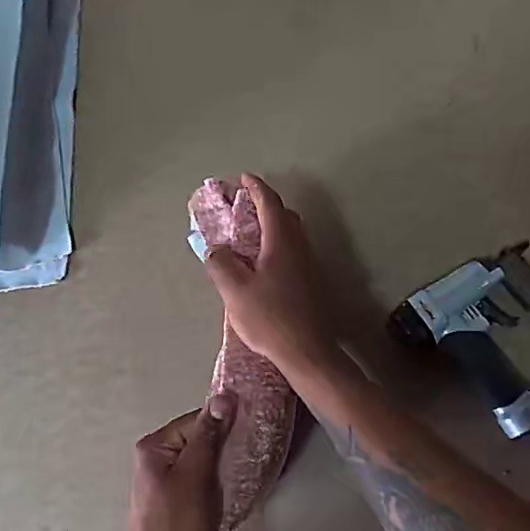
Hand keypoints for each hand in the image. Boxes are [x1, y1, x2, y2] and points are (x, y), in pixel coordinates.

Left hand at [124, 394, 234, 530]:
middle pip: (200, 436)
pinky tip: (224, 486)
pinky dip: (214, 476)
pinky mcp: (174, 491)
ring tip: (233, 474)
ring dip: (221, 462)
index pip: (198, 419)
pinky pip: (199, 472)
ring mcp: (164, 474)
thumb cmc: (177, 522)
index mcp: (155, 445)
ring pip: (202, 455)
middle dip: (223, 445)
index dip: (223, 427)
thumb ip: (209, 435)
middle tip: (242, 458)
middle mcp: (156, 454)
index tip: (245, 437)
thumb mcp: (196, 474)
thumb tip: (223, 398)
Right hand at [203, 174, 339, 377]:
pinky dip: (281, 247)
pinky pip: (296, 255)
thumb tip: (216, 249)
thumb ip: (221, 264)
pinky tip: (268, 265)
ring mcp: (311, 268)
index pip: (270, 204)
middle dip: (267, 205)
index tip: (244, 178)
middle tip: (247, 206)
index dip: (256, 188)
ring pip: (294, 237)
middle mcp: (301, 250)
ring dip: (275, 228)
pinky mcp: (314, 286)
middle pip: (287, 217)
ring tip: (253, 235)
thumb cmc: (270, 319)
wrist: (308, 352)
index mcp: (282, 244)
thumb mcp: (235, 291)